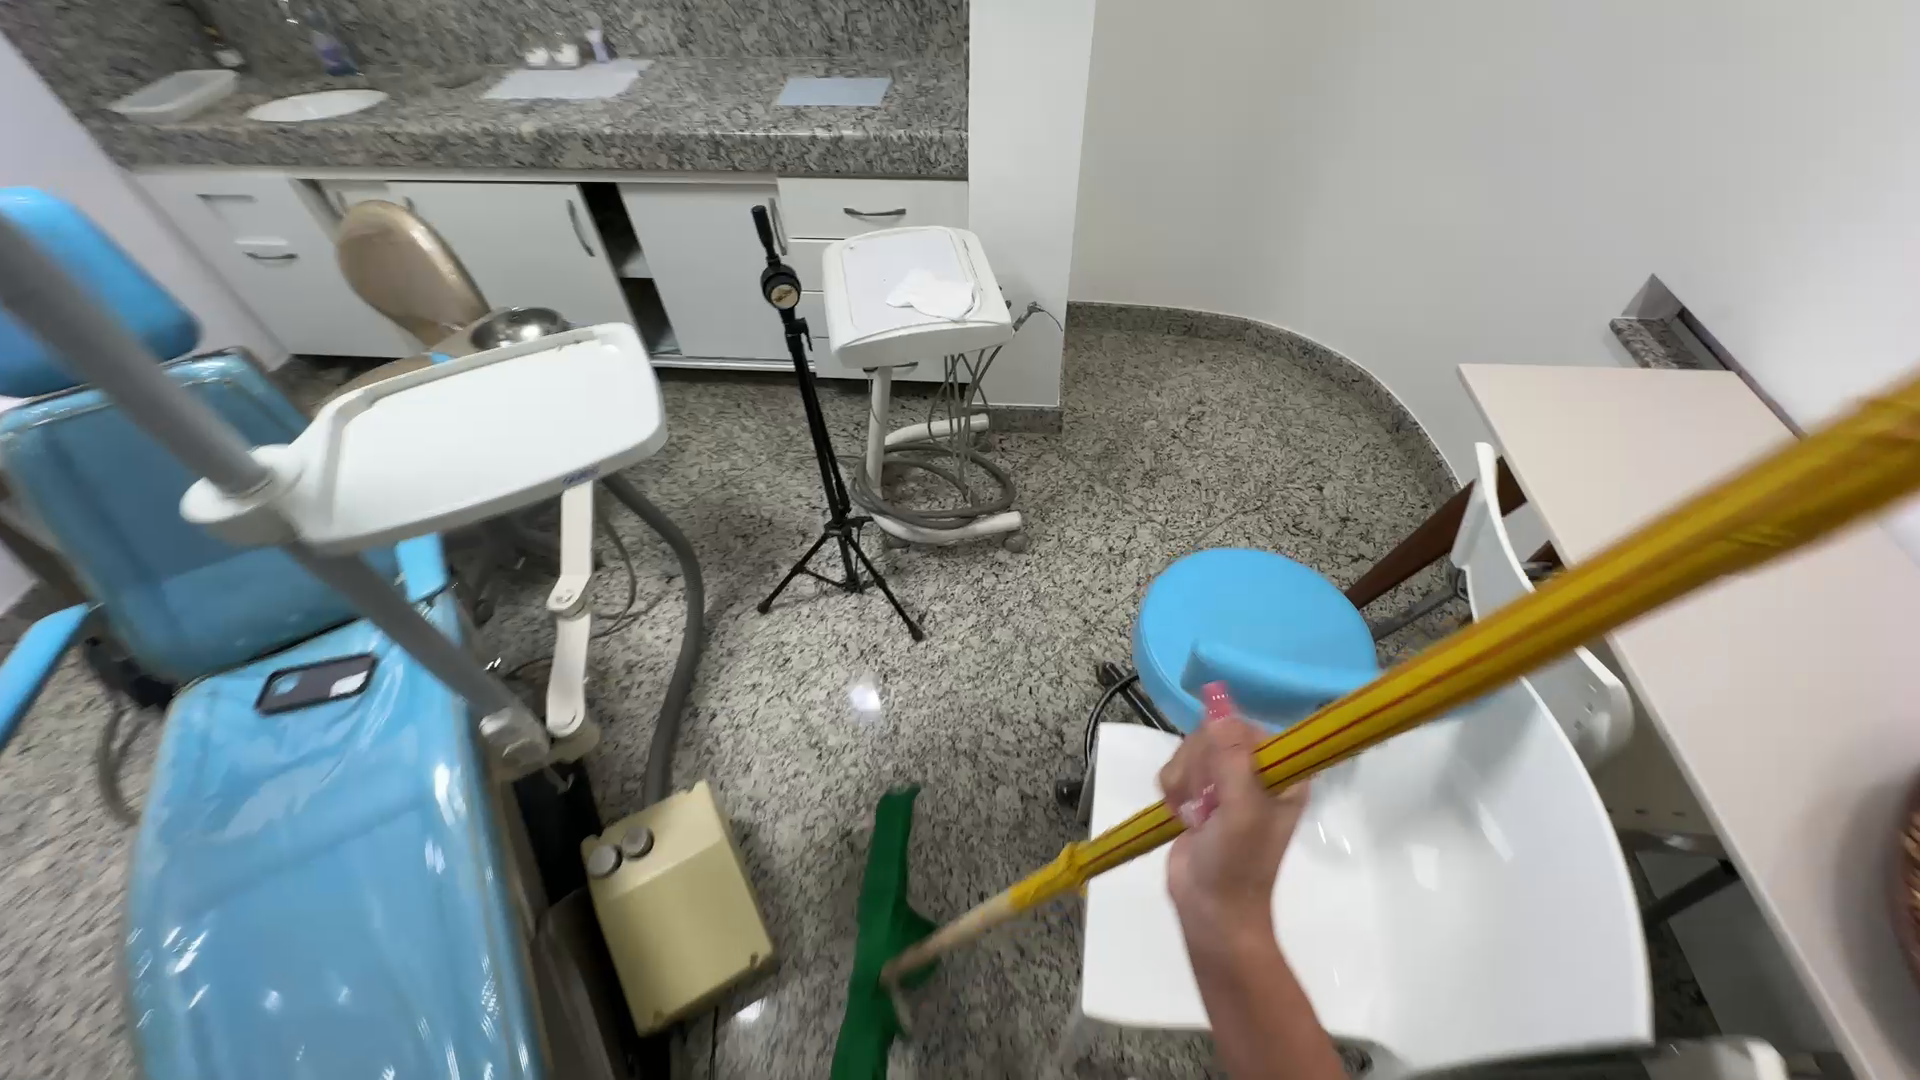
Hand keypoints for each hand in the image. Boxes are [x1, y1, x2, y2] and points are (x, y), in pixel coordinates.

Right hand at [1159, 689, 1309, 949]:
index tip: (1217, 776)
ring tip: (1194, 816)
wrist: (1210, 911)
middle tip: (1205, 804)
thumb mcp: (1240, 810)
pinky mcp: (1198, 794)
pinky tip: (1182, 815)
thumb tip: (1218, 701)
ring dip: (1183, 781)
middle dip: (1199, 768)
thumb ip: (1231, 756)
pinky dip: (1172, 790)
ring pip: (1189, 749)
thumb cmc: (1237, 865)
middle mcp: (1256, 771)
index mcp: (1283, 772)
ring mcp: (1226, 783)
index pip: (1245, 726)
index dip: (1222, 744)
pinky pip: (1175, 767)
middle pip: (1212, 734)